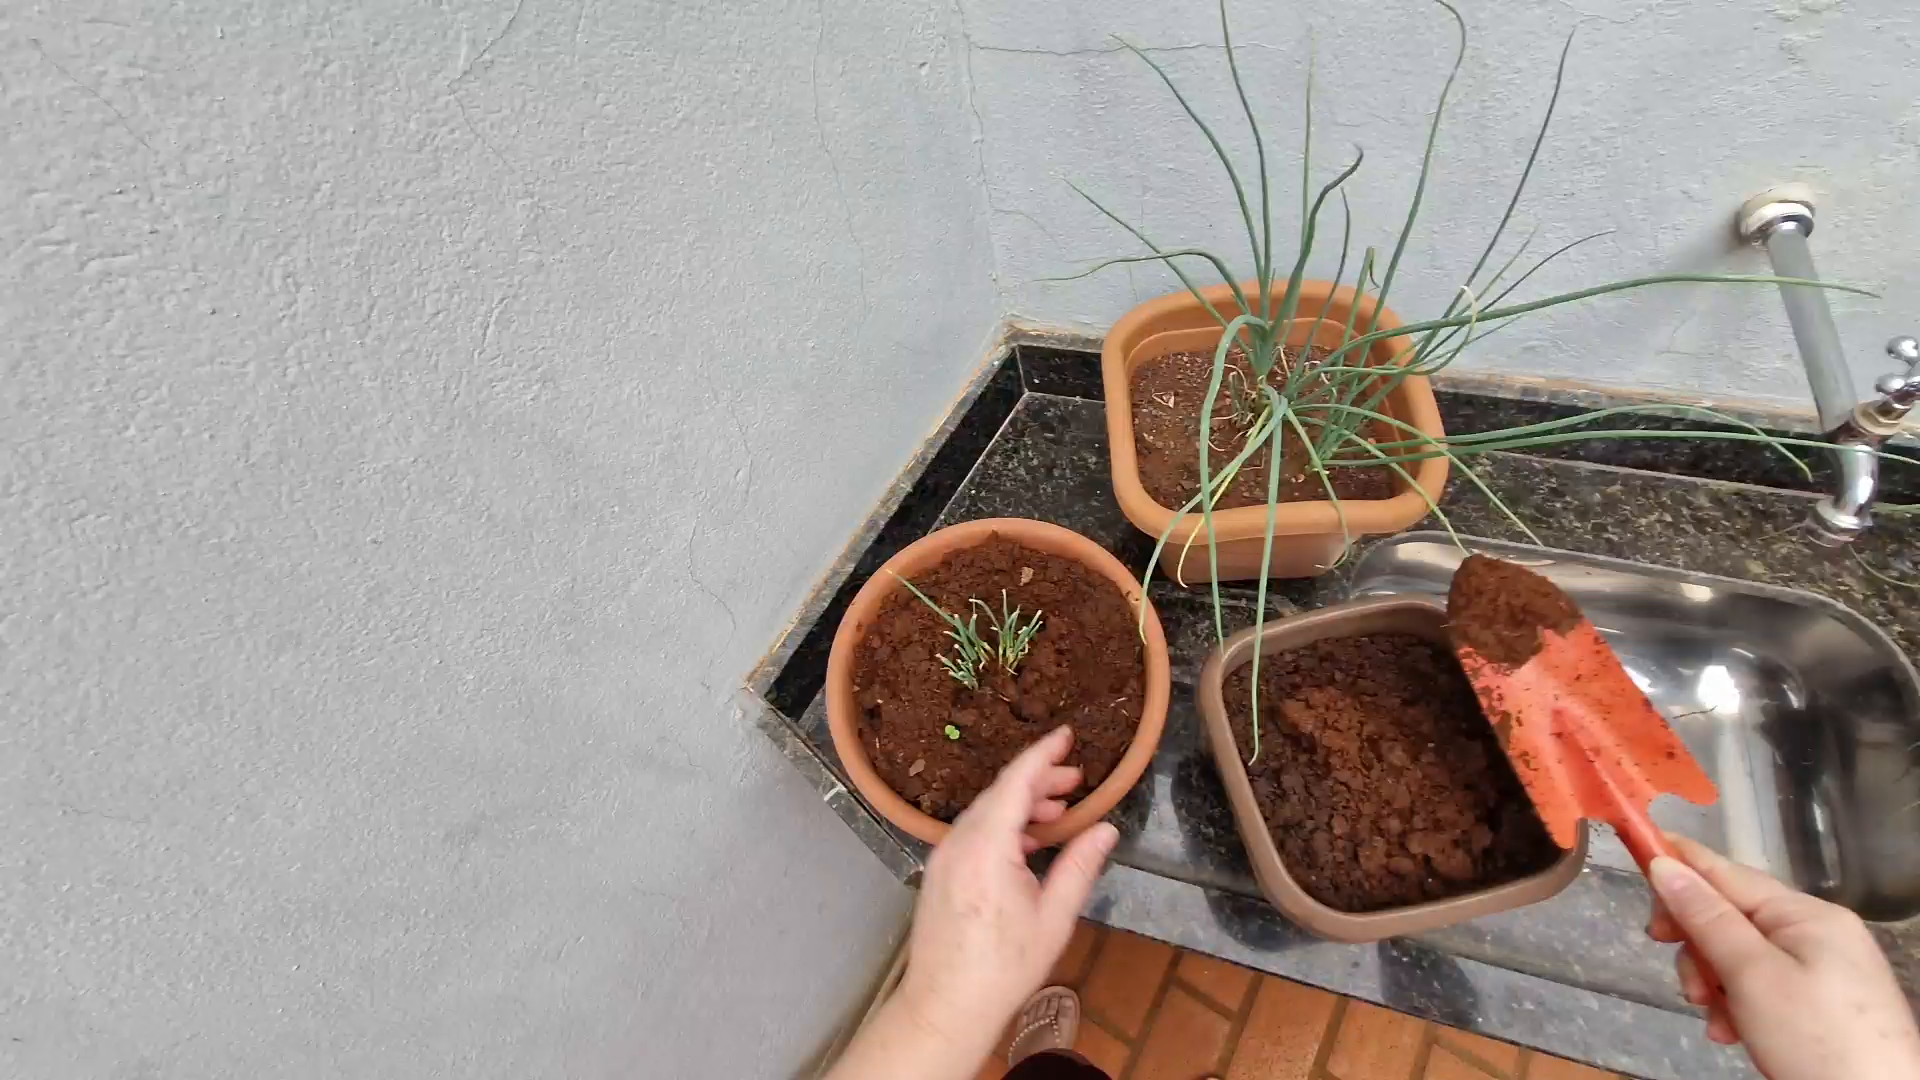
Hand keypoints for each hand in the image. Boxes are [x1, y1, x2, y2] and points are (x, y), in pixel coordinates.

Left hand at [891, 726, 1120, 1065]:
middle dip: (1039, 780)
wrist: (944, 1007)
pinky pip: (974, 831)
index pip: (1015, 782)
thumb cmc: (1003, 969)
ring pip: (986, 811)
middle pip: (1000, 793)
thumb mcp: (1053, 919)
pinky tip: (1028, 840)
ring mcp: (944, 853)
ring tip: (1058, 811)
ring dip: (1021, 804)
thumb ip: (1079, 866)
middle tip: (1076, 781)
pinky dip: (1002, 826)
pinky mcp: (940, 867)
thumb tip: (1107, 829)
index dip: (1042, 754)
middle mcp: (959, 840)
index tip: (1065, 734)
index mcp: (987, 847)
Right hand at [1646, 832, 1919, 1079]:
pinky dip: (1730, 998)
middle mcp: (1814, 932)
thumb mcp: (1748, 972)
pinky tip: (1728, 1026)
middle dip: (1690, 938)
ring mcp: (1818, 968)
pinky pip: (1752, 979)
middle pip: (1721, 911)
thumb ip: (1703, 913)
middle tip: (1663, 951)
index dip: (1673, 858)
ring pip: (1730, 948)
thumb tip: (1660, 861)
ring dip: (1706, 975)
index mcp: (1805, 915)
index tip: (1628, 847)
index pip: (1721, 869)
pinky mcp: (1815, 1000)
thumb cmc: (1814, 1037)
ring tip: (1707, 1009)